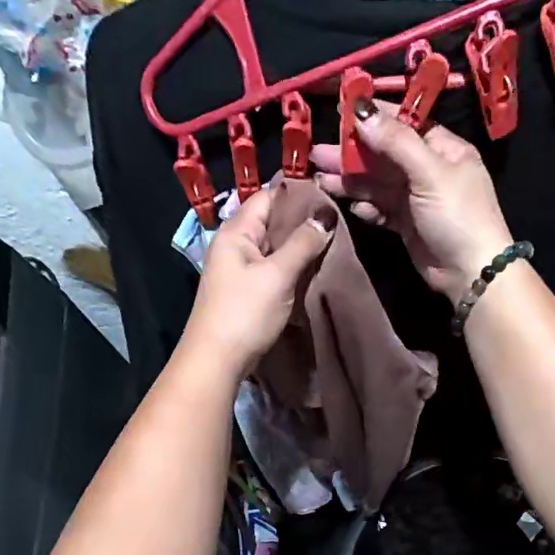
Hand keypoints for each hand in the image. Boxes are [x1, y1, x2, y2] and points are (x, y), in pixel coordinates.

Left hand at [180, 185, 332, 372]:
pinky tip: (313, 270)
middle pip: (271, 222)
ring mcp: (238, 270)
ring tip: (332, 242)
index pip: (267, 197)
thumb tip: (326, 216)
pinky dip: (290, 268)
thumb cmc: (244, 312)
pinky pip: (271, 270)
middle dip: (302, 221)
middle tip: (338, 220)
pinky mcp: (245, 292)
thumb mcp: (278, 275)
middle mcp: (234, 246)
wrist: (216, 361)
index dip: (297, 193)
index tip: (329, 194)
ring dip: (298, 247)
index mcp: (235, 232)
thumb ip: (303, 243)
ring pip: (273, 248)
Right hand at [311, 100, 514, 296]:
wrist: (470, 273)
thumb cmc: (457, 215)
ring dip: (350, 181)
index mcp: (444, 149)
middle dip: (351, 153)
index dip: (375, 117)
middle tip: (317, 153)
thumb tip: (363, 110)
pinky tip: (350, 206)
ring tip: (319, 179)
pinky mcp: (406, 224)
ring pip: (377, 184)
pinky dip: (366, 207)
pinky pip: (380, 209)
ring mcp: (416, 199)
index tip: (341, 111)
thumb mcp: (429, 172)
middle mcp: (429, 170)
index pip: (405, 123)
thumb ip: (395, 142)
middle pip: (384, 155)